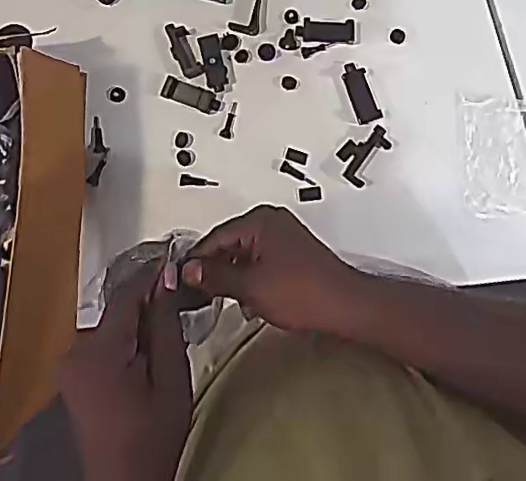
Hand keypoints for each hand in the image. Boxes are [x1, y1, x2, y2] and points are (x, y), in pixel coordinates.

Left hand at [57, 259, 191, 480]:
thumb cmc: (151, 438)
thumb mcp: (171, 375)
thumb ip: (166, 322)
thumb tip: (165, 278)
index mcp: (99, 352)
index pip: (127, 294)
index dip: (153, 274)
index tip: (173, 259)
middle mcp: (76, 353)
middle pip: (119, 308)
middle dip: (147, 301)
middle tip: (178, 298)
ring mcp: (70, 366)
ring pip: (112, 323)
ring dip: (137, 320)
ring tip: (165, 328)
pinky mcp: (73, 375)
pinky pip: (103, 341)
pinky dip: (124, 338)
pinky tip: (145, 351)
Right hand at [179, 205, 369, 332]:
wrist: (341, 305)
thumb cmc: (305, 290)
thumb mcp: (250, 286)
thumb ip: (216, 276)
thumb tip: (193, 270)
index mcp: (260, 220)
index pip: (216, 236)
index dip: (197, 259)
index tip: (183, 277)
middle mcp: (272, 221)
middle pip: (230, 243)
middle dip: (217, 268)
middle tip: (201, 291)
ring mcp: (283, 236)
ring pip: (244, 254)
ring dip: (234, 276)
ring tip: (229, 299)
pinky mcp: (291, 252)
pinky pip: (260, 260)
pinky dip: (251, 278)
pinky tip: (251, 300)